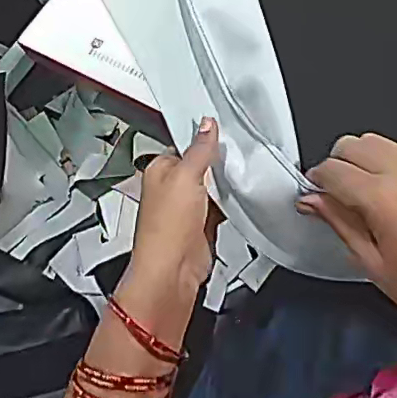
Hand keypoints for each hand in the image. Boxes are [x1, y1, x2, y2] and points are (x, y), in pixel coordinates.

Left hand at [126, 118, 219, 291]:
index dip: (204, 139)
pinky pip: (220, 207)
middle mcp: (171, 187)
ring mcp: (186, 207)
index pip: (185, 144)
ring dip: (225, 186)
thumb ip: (199, 150)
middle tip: (233, 159)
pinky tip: (236, 202)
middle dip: (217, 165)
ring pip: (213, 187)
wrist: (172, 272)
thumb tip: (207, 125)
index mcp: (160, 169)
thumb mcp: (186, 177)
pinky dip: (229, 205)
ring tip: (235, 181)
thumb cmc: (165, 229)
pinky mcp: (201, 225)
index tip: (224, 134)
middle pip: (201, 165)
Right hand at [299, 134, 396, 339]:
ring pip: (377, 142)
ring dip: (361, 160)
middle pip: (352, 144)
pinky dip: (388, 165)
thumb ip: (339, 223)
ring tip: (363, 195)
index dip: (315, 182)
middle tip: (335, 194)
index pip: (332, 169)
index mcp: (384, 199)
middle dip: (336, 164)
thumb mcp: (374, 264)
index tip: (315, 195)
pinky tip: (391, 197)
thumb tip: (315, 203)